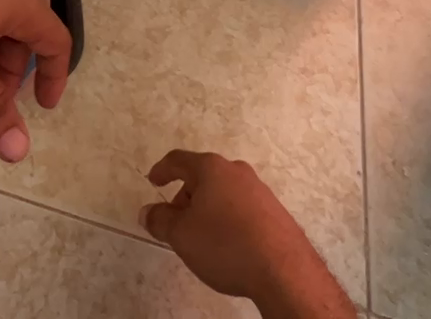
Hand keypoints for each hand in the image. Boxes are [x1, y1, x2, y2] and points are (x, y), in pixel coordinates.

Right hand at [141, 151, 351, 318]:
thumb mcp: (182, 235)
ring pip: (224, 192)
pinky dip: (229, 218)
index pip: (178, 160)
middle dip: (186, 196)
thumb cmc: (225, 244)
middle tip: (176, 222)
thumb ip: (160, 221)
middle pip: (203, 176)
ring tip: (202, 237)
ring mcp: (259, 190)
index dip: (162, 170)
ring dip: (208, 208)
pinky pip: (242, 207)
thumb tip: (147, 212)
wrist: (283, 270)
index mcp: (211, 168)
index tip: (152, 181)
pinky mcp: (275, 211)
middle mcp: (236, 171)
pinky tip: (229, 244)